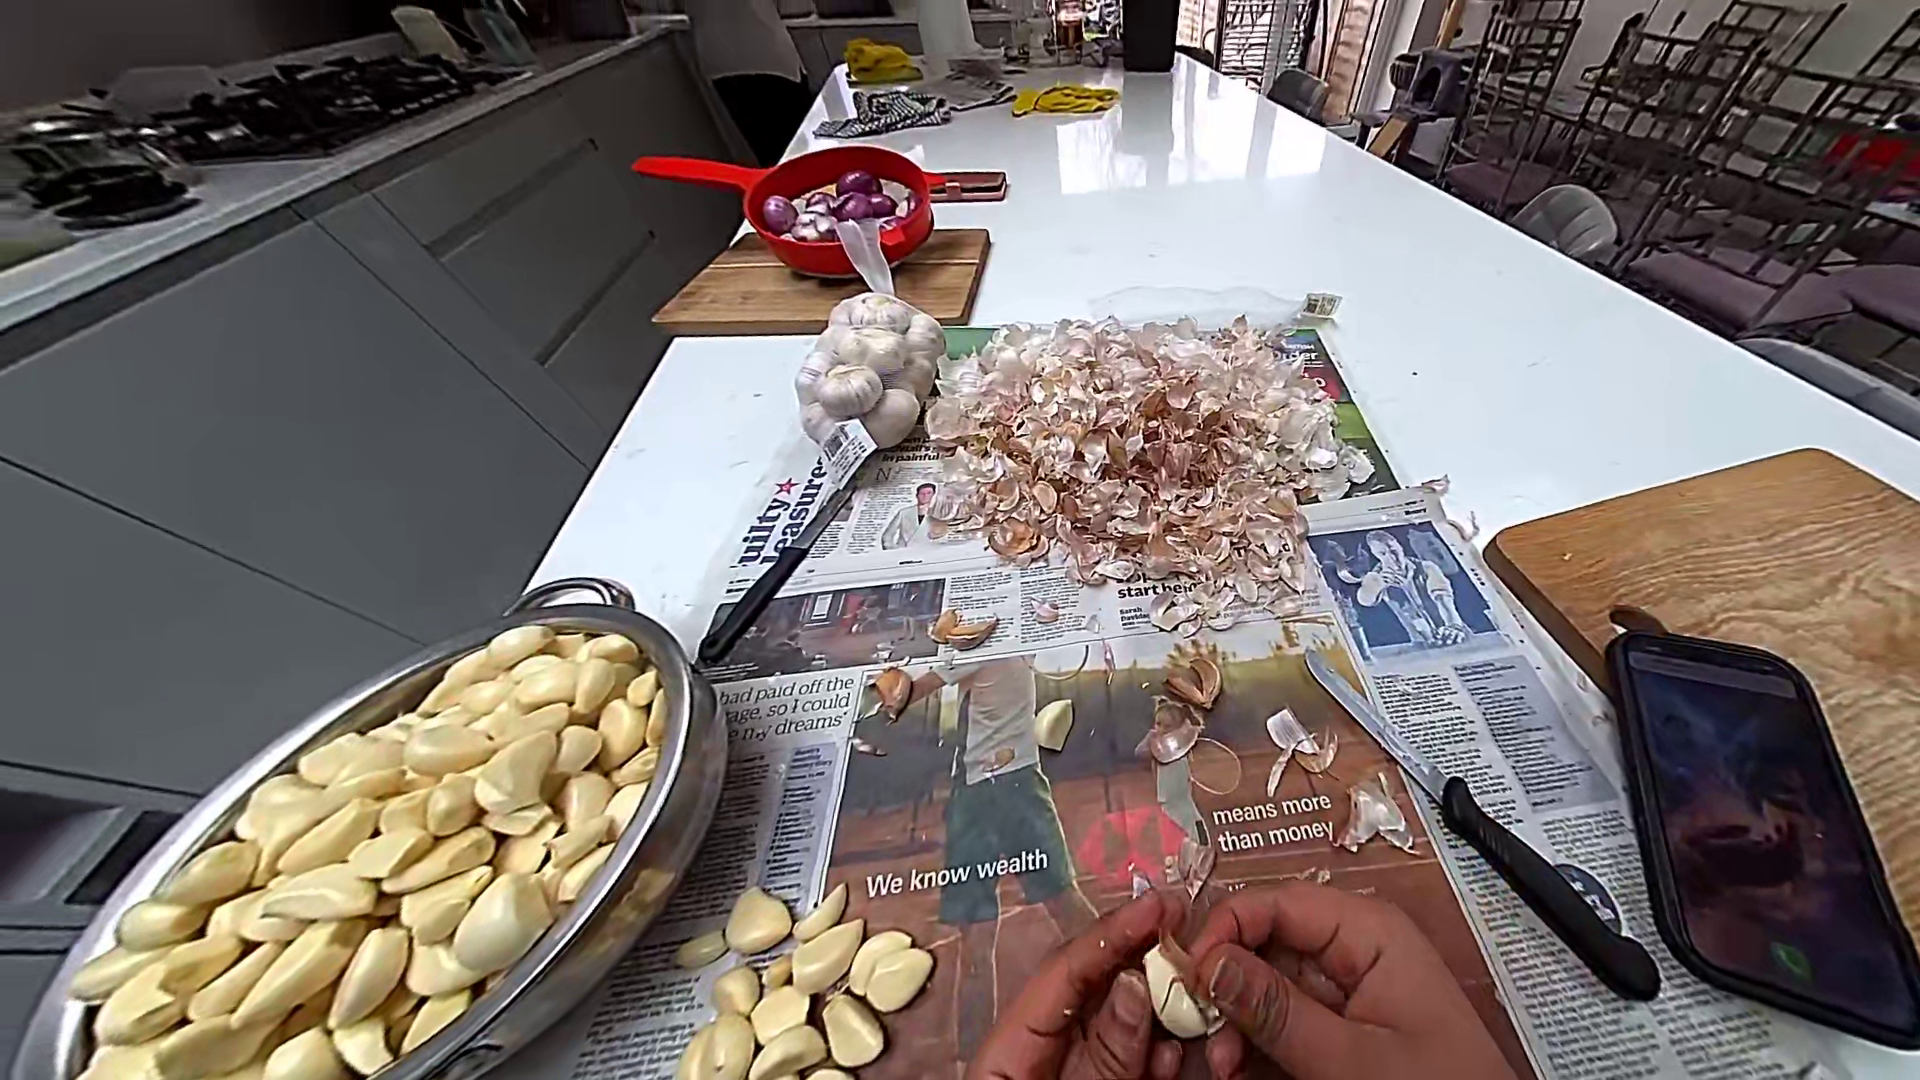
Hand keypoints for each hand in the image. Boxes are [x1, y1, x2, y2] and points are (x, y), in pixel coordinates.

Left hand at [967, 891, 1187, 1079]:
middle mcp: (1038, 1042)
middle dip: (1139, 954)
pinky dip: (1155, 1053)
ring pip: (1117, 1019)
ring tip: (1189, 978)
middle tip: (1180, 918)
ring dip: (1156, 1002)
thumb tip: (1135, 981)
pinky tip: (1176, 1048)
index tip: (1157, 904)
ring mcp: (1067, 1063)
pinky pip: (1129, 1062)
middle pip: (1094, 985)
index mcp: (1010, 1039)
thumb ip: (1101, 1052)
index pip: (1065, 967)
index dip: (1113, 932)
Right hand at [1189, 883, 1516, 1079]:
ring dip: (1234, 1016)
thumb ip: (1276, 1010)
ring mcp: (1344, 985)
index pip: (1275, 902)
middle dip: (1226, 980)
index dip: (1225, 926)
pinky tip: (1235, 1064)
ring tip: (1218, 1058)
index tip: (1189, 968)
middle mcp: (1350, 945)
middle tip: (1195, 1020)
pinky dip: (1254, 1037)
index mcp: (1365, 930)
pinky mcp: (1340, 1022)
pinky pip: (1282, 1014)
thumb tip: (1205, 962)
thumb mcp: (1354, 1063)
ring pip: (1265, 979)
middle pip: (1265, 940)